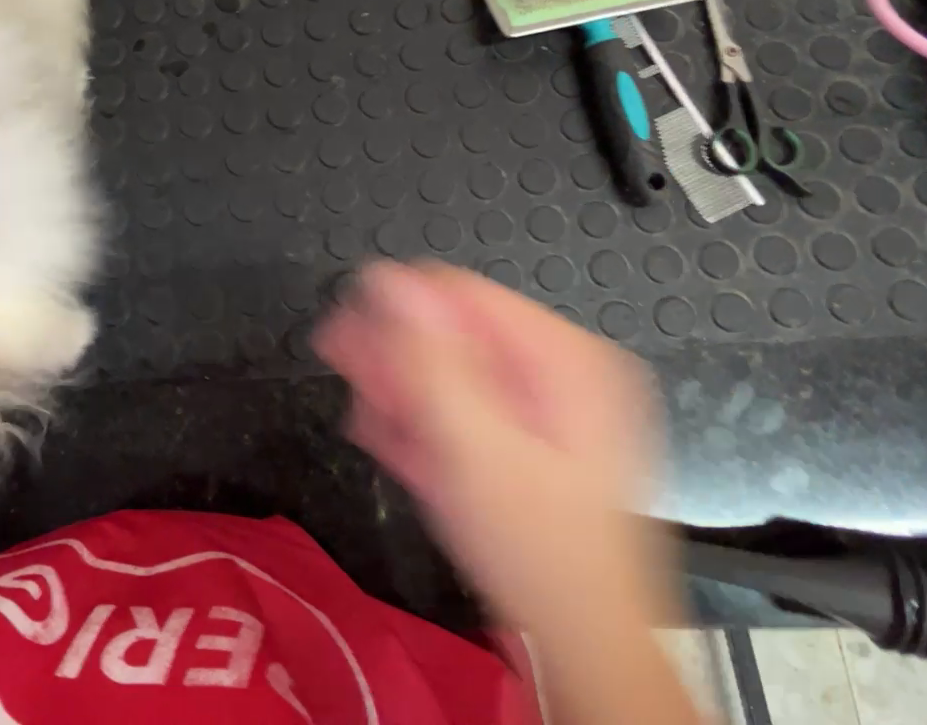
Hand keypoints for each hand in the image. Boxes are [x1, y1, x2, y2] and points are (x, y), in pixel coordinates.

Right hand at [313, 261, 676, 641]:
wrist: (584, 643)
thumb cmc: (536, 549)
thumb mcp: (472, 448)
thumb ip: (427, 360)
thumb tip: (386, 281)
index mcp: (565, 356)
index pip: (460, 294)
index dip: (394, 311)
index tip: (342, 338)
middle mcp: (563, 368)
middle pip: (456, 332)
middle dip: (396, 358)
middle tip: (351, 383)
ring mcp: (551, 403)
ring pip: (456, 371)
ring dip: (406, 394)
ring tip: (374, 425)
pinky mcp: (534, 435)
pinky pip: (470, 406)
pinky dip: (431, 422)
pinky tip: (403, 444)